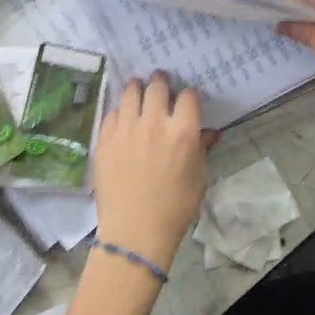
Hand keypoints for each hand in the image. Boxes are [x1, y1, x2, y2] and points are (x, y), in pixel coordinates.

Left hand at [92, 73, 215, 270]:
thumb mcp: (198, 178)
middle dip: (161, 82)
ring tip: (138, 88)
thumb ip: (201, 149)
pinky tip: (122, 116)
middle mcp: (154, 122)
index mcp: (182, 132)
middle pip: (157, 86)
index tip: (187, 101)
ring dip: (137, 87)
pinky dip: (119, 111)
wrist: (135, 232)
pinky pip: (111, 112)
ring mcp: (126, 129)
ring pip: (130, 92)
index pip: (189, 96)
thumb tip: (209, 132)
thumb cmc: (174, 209)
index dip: (190, 96)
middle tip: (161, 83)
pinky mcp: (105, 139)